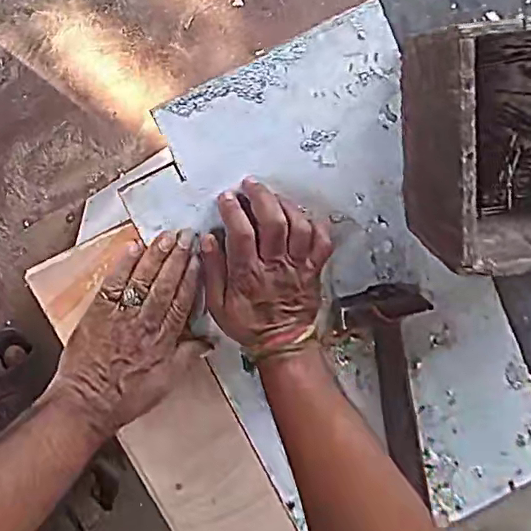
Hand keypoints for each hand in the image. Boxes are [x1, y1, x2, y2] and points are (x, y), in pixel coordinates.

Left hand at [51, 229, 210, 435]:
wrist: (86, 402)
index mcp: (164, 340)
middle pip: (166, 284)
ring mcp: (120, 316)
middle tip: (187, 235)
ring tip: (166, 236)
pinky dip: (123, 264)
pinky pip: (113, 283)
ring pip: (143, 279)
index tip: (199, 257)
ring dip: (156, 255)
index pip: (182, 301)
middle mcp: (144, 323)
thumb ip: (186, 357)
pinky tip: (133, 247)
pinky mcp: (97, 312)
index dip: (192, 276)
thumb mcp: (165, 382)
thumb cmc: (125, 397)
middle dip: (178, 257)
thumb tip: (208, 342)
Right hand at [202, 178, 333, 352]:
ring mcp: (298, 267)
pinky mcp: (313, 270)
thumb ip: (212, 270)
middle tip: (250, 185)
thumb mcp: (218, 304)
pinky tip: (300, 215)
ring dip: (285, 205)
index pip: (241, 233)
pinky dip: (314, 224)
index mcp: (249, 274)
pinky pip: (322, 241)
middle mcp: (276, 267)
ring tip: (272, 196)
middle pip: (274, 222)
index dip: (233, 210)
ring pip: (299, 227)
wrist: (283, 345)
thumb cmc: (249, 324)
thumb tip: (208, 240)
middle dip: (261, 197)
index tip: (226, 198)